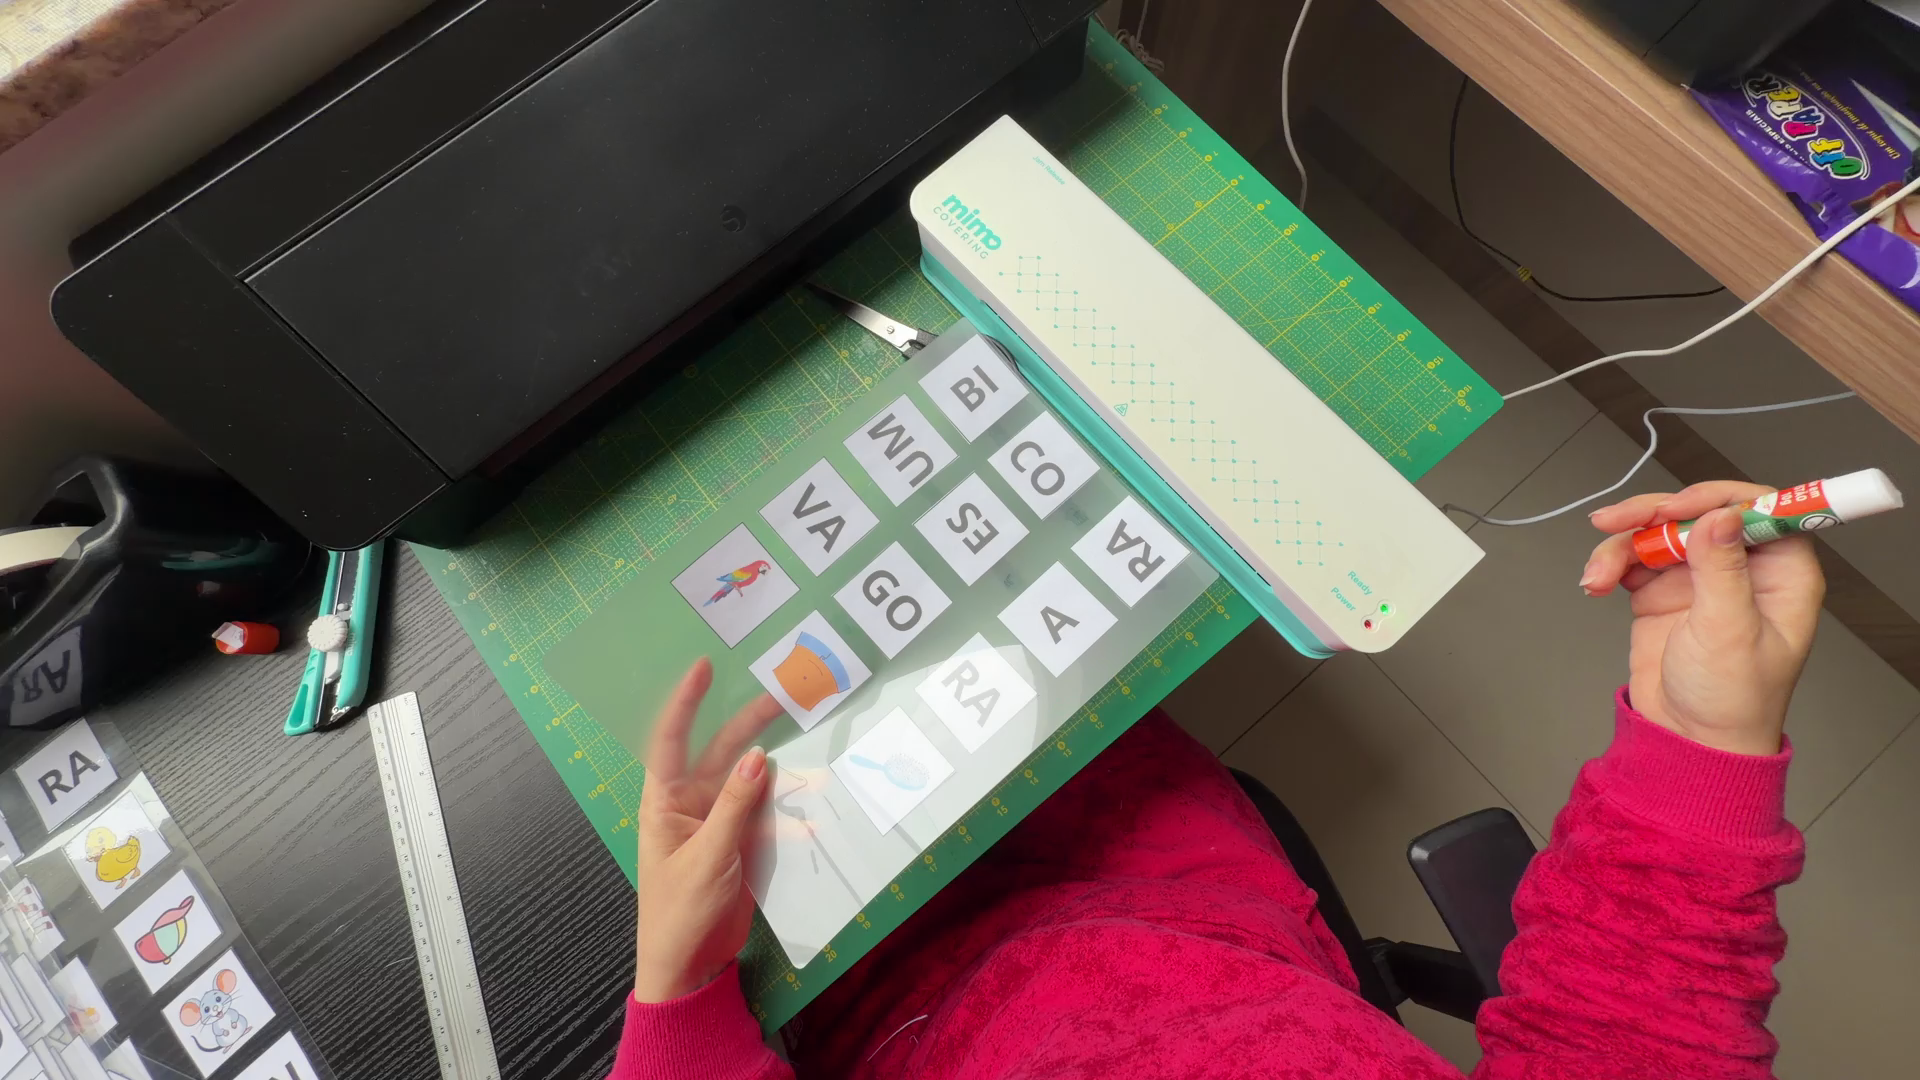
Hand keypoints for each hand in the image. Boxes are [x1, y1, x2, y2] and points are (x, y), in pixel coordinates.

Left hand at [634, 658, 782, 1002]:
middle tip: (782, 695)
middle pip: (721, 751)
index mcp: (666, 802)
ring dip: (775, 760)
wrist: (692, 966)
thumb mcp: (707, 857)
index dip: (686, 703)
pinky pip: (766, 808)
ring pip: (749, 778)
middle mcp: (692, 802)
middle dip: (748, 722)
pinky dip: (788, 800)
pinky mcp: (742, 839)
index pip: (671, 741)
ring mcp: (720, 820)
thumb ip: (734, 806)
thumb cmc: (679, 912)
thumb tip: (757, 755)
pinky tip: (813, 793)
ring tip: (807, 733)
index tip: (703, 668)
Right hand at [1582, 481, 1823, 756]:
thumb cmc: (1731, 694)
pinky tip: (1596, 585)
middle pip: (1692, 515)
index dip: (1714, 499)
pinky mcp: (1658, 591)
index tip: (1673, 507)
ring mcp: (1695, 578)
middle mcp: (1738, 569)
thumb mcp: (1728, 630)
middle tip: (1611, 522)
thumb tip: (1720, 518)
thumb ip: (1722, 571)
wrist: (1687, 731)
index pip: (1756, 511)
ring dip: (1616, 549)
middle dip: (1648, 516)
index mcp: (1779, 574)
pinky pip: (1627, 560)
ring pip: (1652, 536)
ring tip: (1597, 577)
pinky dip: (1606, 567)